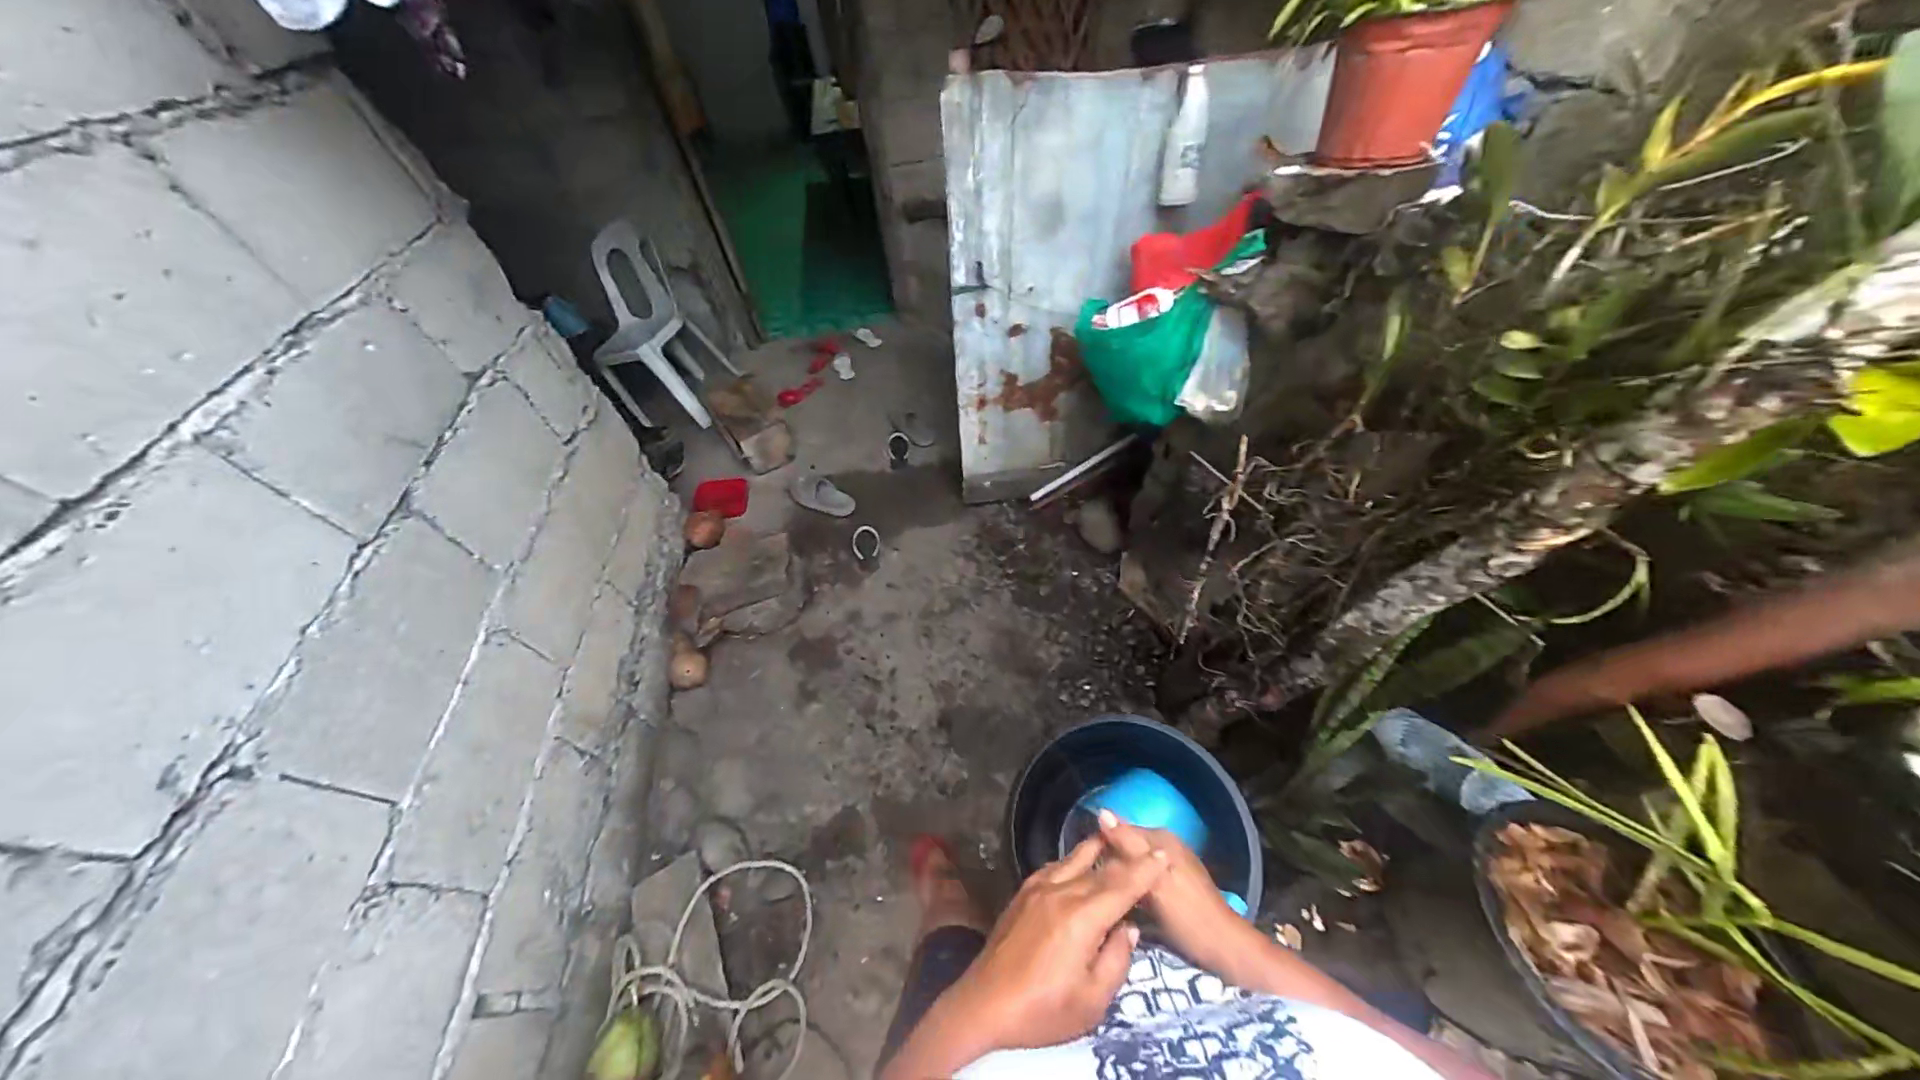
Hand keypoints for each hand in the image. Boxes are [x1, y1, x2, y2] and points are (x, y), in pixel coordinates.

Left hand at [938, 835, 1166, 1051]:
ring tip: (1112, 838)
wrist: (984, 1004)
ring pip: (1073, 860)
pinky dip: (1069, 861)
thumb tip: (1129, 928)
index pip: (1121, 886)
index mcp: (1081, 918)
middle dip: (1125, 857)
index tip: (1164, 856)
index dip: (1145, 871)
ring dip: (1095, 849)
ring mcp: (1037, 890)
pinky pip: (1052, 868)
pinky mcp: (1021, 894)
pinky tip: (1074, 863)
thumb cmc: (1043, 1010)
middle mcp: (1060, 893)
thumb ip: (1116, 960)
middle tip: (1147, 847)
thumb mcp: (1092, 1001)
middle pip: (1099, 869)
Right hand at [1096, 810, 1253, 972]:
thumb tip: (1101, 811)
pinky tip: (1118, 903)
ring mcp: (1168, 866)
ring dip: (1116, 877)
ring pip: (1131, 864)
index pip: (1118, 829)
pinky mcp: (1170, 886)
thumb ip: (1129, 845)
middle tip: (1086, 887)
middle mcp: (1164, 846)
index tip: (1080, 868)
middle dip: (1106, 862)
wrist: (1225, 951)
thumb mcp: (1155, 879)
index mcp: (1160, 838)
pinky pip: (1140, 879)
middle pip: (1124, 847)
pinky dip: (1129, 888)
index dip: (1098, 845)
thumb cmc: (1188, 915)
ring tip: (1097, 895)